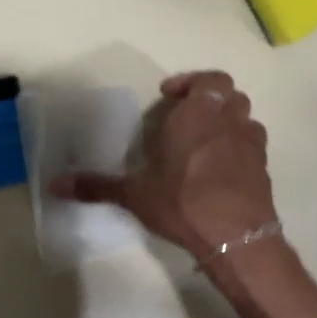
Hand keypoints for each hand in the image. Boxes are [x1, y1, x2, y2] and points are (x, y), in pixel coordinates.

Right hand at [50, 70, 275, 257]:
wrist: (236, 237)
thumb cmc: (182, 202)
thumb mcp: (133, 195)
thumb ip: (96, 186)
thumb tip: (54, 185)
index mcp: (197, 116)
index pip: (208, 80)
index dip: (191, 82)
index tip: (168, 95)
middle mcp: (228, 122)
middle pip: (228, 95)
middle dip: (207, 100)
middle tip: (183, 116)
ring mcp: (251, 145)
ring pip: (244, 117)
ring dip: (225, 121)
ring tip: (200, 140)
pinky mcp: (262, 168)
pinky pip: (250, 145)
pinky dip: (235, 146)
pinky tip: (216, 168)